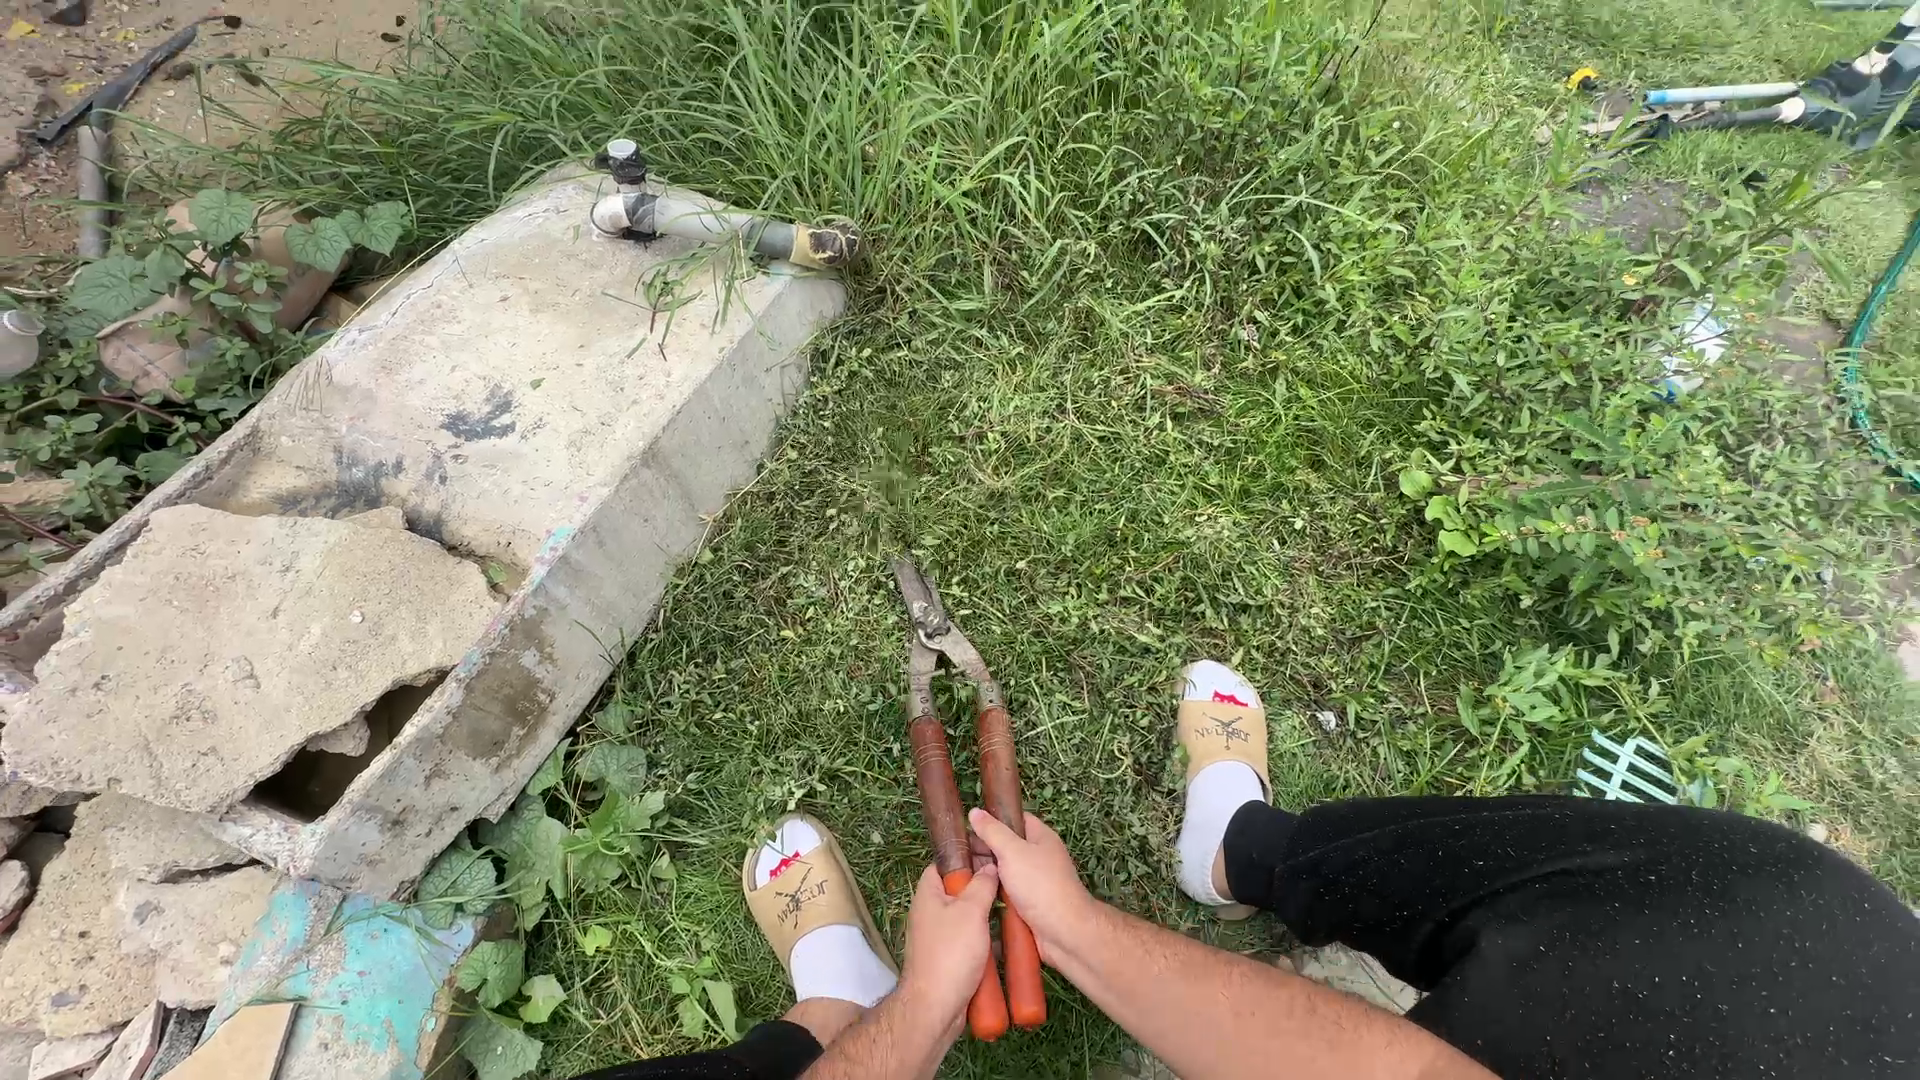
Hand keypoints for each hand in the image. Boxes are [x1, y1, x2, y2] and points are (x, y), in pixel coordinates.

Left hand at [898, 862, 998, 1035]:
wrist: (936, 1008)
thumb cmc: (951, 952)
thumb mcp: (971, 910)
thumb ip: (982, 885)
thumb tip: (989, 867)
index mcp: (927, 894)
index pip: (942, 864)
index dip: (964, 858)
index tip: (988, 858)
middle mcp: (929, 913)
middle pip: (957, 892)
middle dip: (981, 891)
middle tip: (1005, 888)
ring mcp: (937, 938)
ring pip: (966, 919)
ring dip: (986, 920)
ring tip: (1010, 914)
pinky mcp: (947, 960)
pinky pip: (968, 943)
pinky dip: (984, 943)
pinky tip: (1004, 944)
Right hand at [967, 808, 1097, 962]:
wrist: (1063, 932)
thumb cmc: (1040, 885)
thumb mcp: (1013, 851)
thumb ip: (992, 832)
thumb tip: (974, 812)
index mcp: (1040, 837)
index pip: (1015, 818)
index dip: (993, 819)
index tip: (969, 825)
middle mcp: (1038, 856)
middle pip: (1007, 845)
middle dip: (984, 849)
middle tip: (958, 854)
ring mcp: (1034, 881)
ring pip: (1004, 871)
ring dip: (986, 873)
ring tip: (959, 873)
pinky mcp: (1029, 903)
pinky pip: (1006, 892)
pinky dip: (992, 893)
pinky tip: (973, 892)